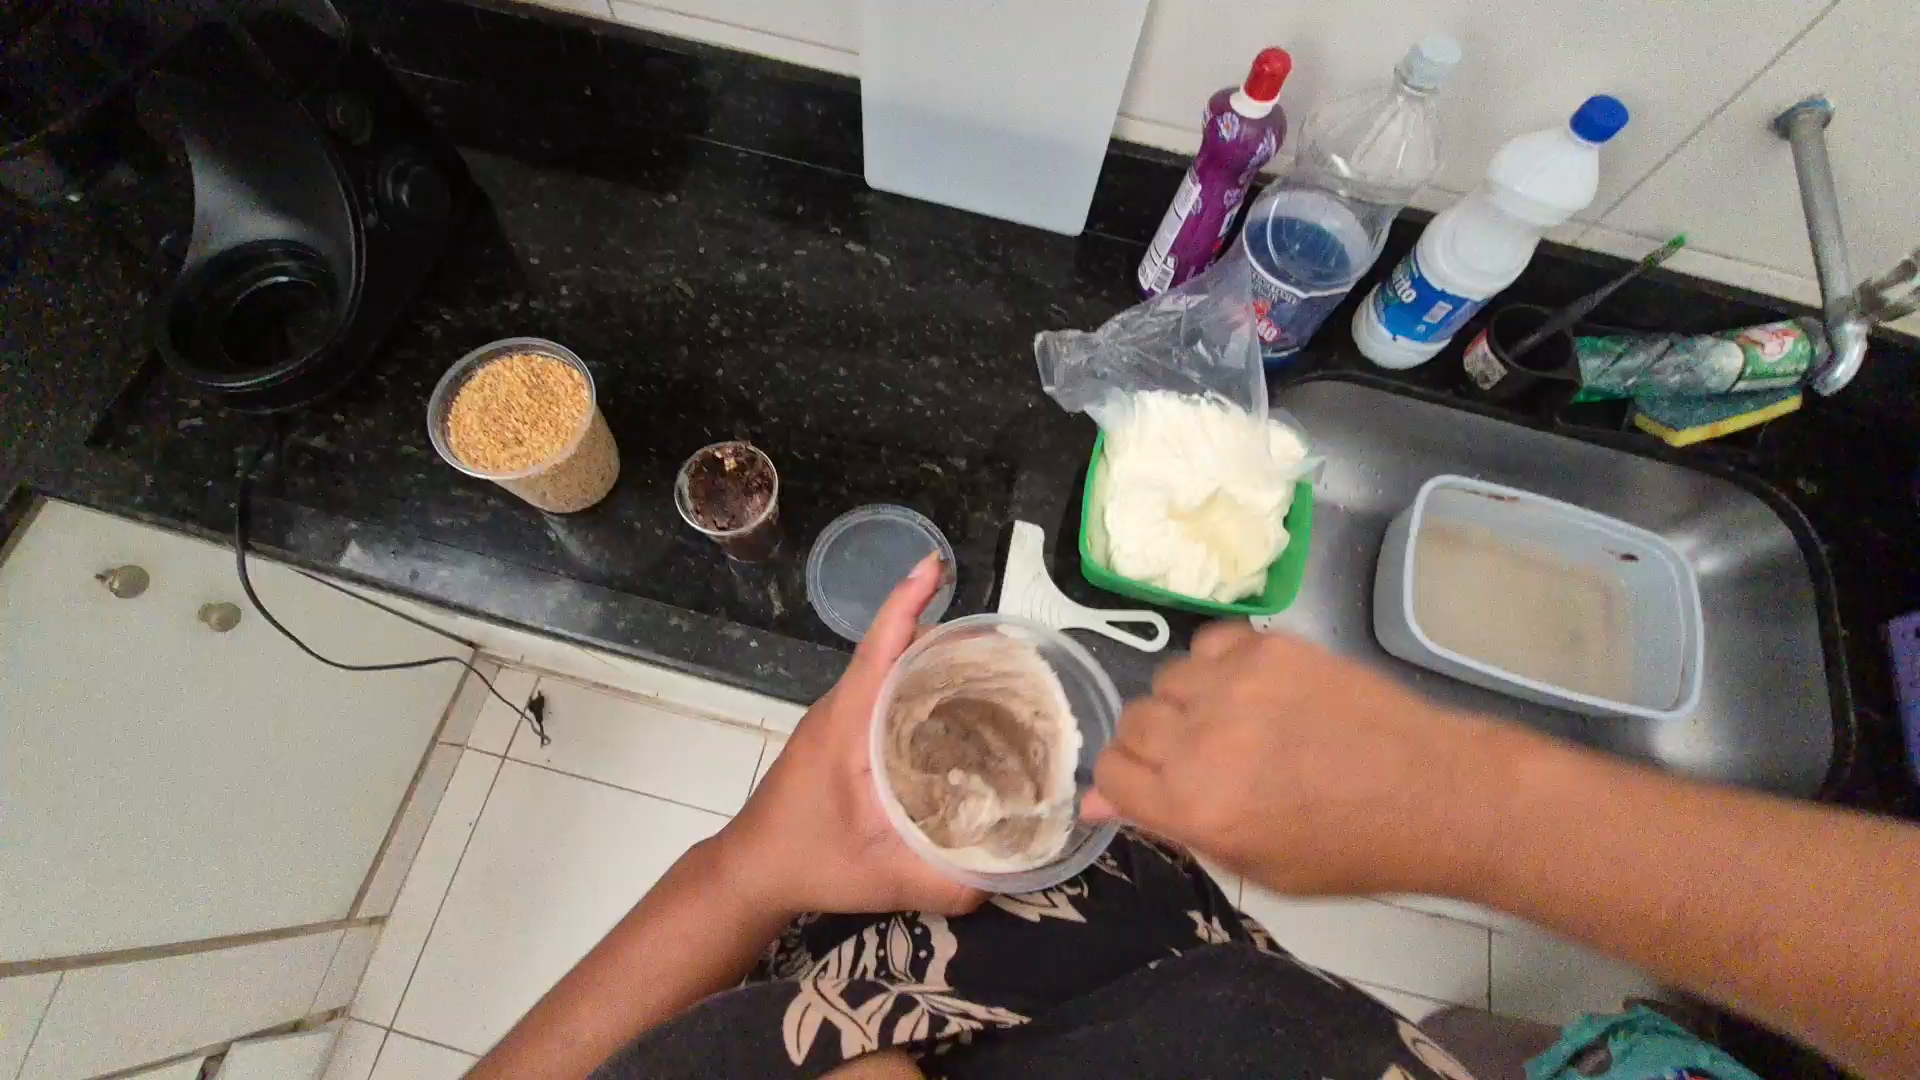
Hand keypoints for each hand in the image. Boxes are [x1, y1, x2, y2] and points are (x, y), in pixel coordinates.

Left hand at [709, 553, 985, 918]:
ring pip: (888, 668)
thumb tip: (1003, 880)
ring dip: (932, 656)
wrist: (749, 868)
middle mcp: (843, 706)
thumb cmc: (805, 860)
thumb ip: (941, 881)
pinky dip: (919, 682)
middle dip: (943, 630)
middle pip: (893, 648)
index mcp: (848, 721)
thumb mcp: (877, 876)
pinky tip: (953, 706)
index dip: (907, 601)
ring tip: (991, 668)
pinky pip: (885, 690)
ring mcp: (840, 716)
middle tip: (1003, 642)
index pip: (880, 647)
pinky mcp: (843, 731)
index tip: (935, 565)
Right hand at [1081, 622, 1516, 896]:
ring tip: (1232, 717)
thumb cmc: (1343, 845)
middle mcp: (1201, 741)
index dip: (1127, 778)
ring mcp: (1233, 685)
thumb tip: (1092, 800)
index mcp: (1194, 805)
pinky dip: (1218, 663)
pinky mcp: (1265, 646)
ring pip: (1165, 678)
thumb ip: (1168, 825)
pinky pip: (1207, 643)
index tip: (1153, 781)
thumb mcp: (1251, 862)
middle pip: (1131, 721)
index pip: (1109, 770)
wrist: (1434, 791)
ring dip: (1186, 701)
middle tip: (1201, 754)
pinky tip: (1251, 685)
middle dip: (1155, 742)